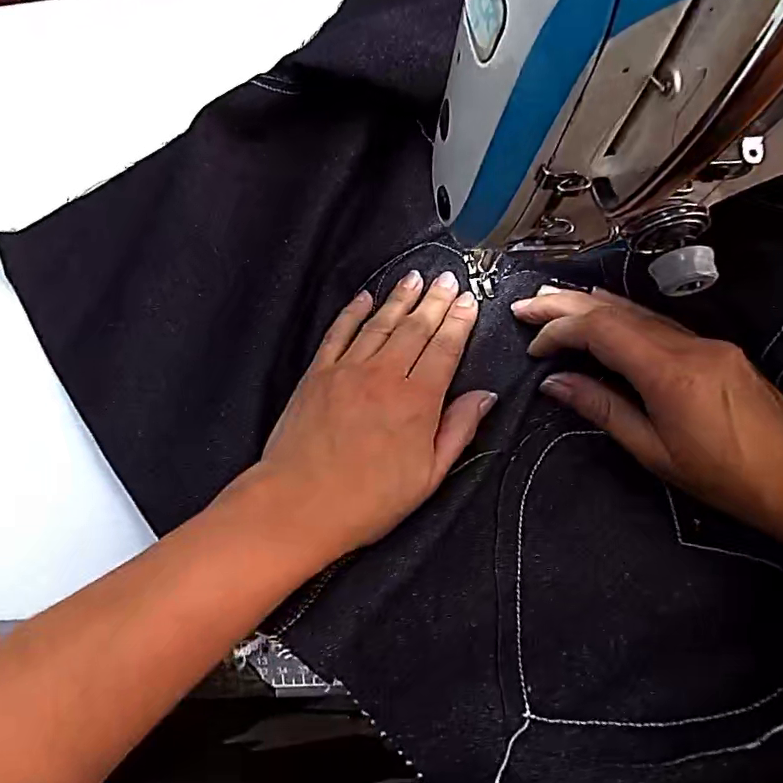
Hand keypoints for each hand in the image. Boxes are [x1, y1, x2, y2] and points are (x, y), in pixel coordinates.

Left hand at [234, 270, 497, 561]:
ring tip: (415, 278)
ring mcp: (349, 370)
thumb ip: (459, 430)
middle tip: (446, 279)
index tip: (467, 301)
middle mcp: (385, 376)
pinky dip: (353, 312)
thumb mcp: (428, 476)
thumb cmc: (366, 500)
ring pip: (380, 323)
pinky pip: (339, 332)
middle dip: (435, 300)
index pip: (445, 348)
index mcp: (417, 401)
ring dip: (400, 298)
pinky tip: (364, 298)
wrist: (298, 504)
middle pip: (416, 327)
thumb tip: (484, 398)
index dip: (459, 321)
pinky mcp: (318, 374)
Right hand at [510, 286, 782, 538]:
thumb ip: (602, 408)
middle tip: (529, 304)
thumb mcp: (655, 452)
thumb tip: (558, 383)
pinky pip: (659, 323)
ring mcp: (705, 343)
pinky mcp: (716, 350)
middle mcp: (688, 345)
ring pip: (638, 311)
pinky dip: (624, 316)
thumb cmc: (730, 478)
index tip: (534, 344)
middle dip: (566, 304)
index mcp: (669, 371)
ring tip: (556, 300)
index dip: (560, 330)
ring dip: (593, 305)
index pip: (600, 330)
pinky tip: (608, 314)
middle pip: (615, 311)